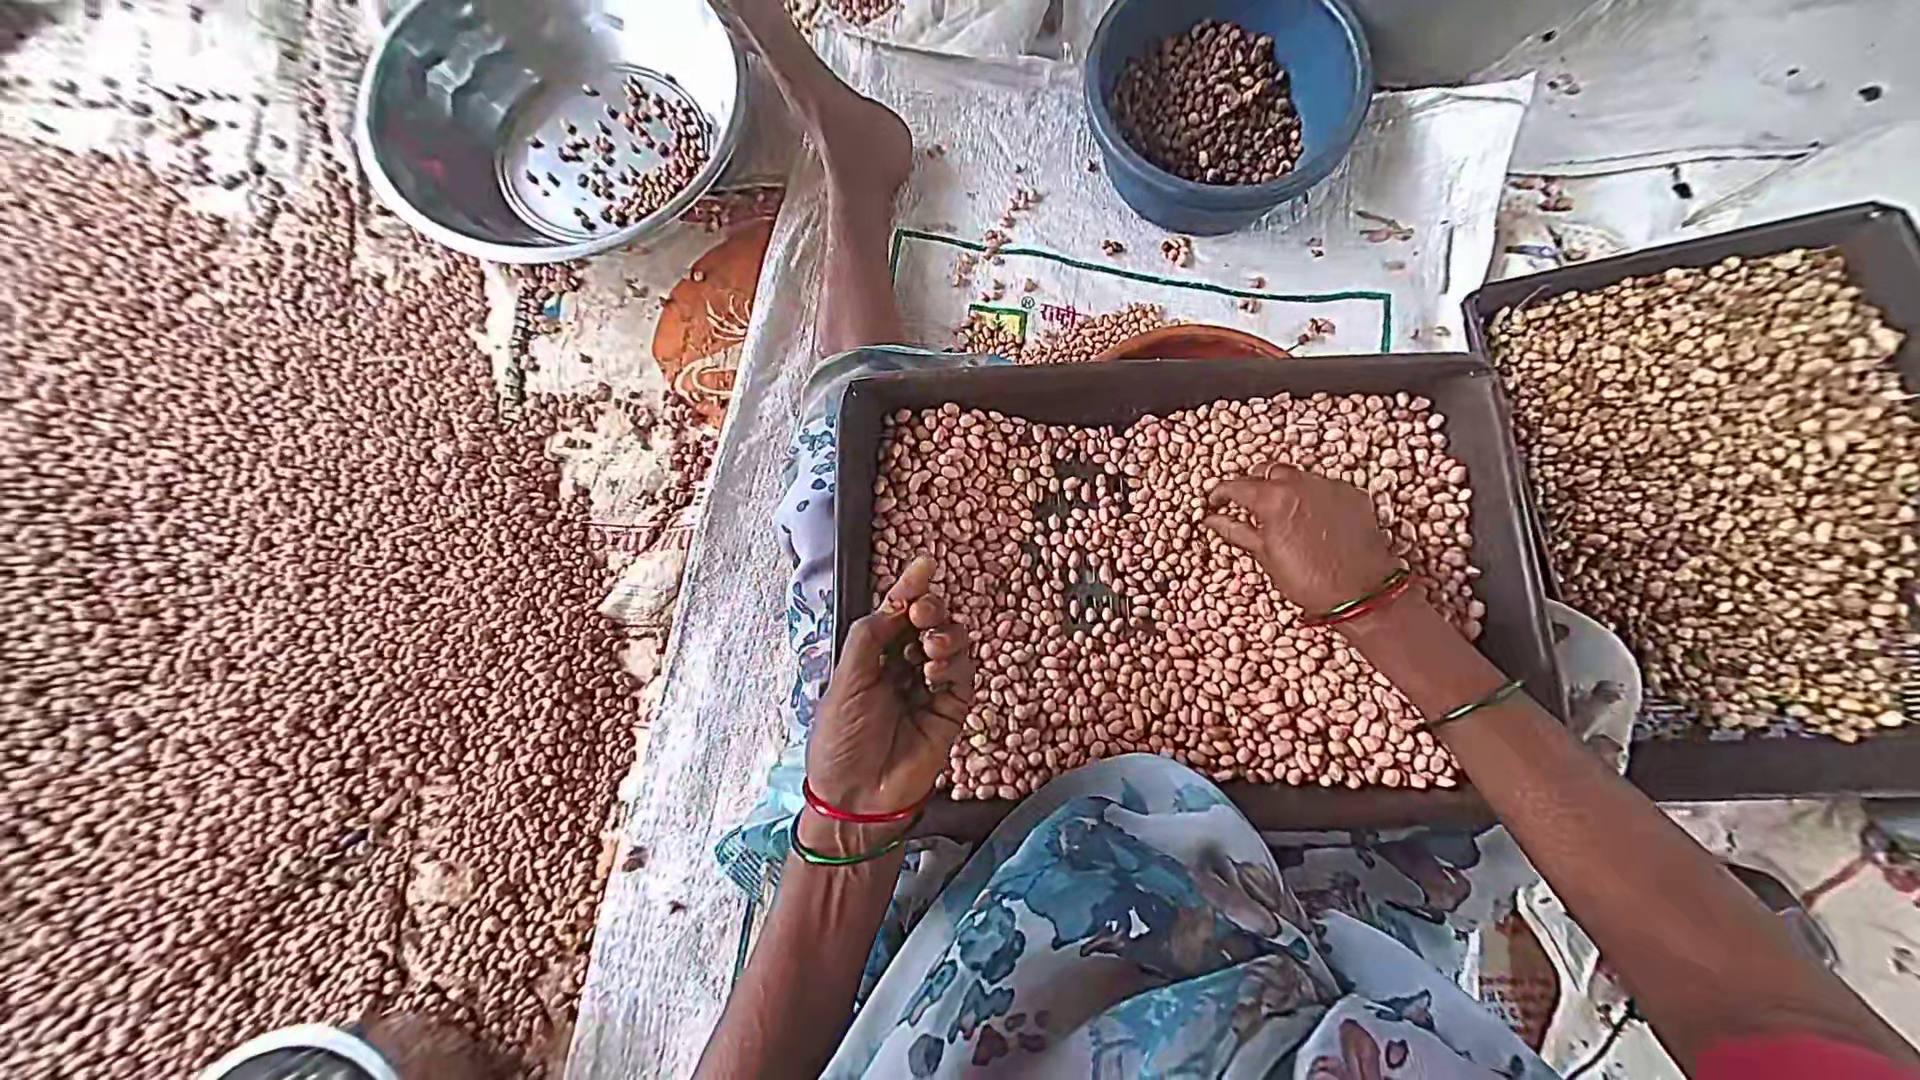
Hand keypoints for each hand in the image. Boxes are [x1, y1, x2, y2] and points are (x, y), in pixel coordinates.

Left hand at [804, 556, 972, 850]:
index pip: (897, 613)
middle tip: (922, 612)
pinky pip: (962, 675)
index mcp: (875, 654)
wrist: (857, 797)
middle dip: (929, 609)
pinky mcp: (951, 708)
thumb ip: (870, 635)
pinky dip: (952, 665)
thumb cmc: (841, 738)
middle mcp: (904, 664)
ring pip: (951, 642)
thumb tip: (896, 602)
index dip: (909, 588)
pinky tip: (933, 672)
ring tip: (927, 648)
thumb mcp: (846, 679)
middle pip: (929, 622)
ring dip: (943, 635)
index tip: (925, 564)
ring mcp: (929, 686)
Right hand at [1201, 463, 1401, 614]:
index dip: (1220, 494)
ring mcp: (1329, 487)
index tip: (1215, 502)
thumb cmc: (1310, 579)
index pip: (1236, 486)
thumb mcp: (1264, 555)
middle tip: (1245, 505)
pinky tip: (1306, 517)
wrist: (1361, 592)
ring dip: (1281, 488)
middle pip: (1266, 471)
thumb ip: (1236, 530)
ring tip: (1277, 512)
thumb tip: (1213, 520)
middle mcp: (1301, 484)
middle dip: (1252, 485)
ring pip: (1296, 476)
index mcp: (1273, 499)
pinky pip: (1322, 486)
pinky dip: (1309, 496)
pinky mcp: (1351, 495)